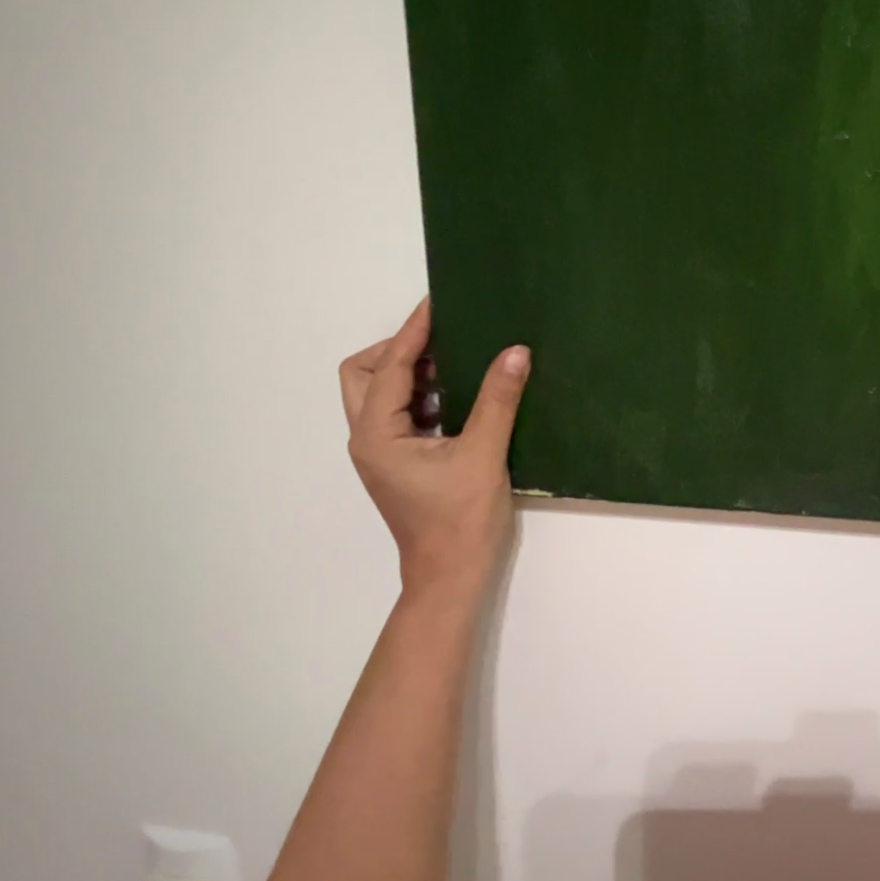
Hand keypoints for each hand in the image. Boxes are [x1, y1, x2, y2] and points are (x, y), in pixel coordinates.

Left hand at [339, 298, 530, 602]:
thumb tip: (516, 351)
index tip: (438, 303)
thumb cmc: (461, 520)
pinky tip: (459, 397)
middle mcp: (368, 439)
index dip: (414, 332)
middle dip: (397, 350)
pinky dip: (422, 396)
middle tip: (442, 339)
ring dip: (410, 372)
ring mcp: (381, 453)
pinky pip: (399, 414)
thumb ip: (497, 400)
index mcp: (377, 435)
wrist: (452, 577)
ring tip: (456, 362)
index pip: (391, 366)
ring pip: (379, 394)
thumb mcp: (483, 454)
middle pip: (364, 374)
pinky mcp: (399, 464)